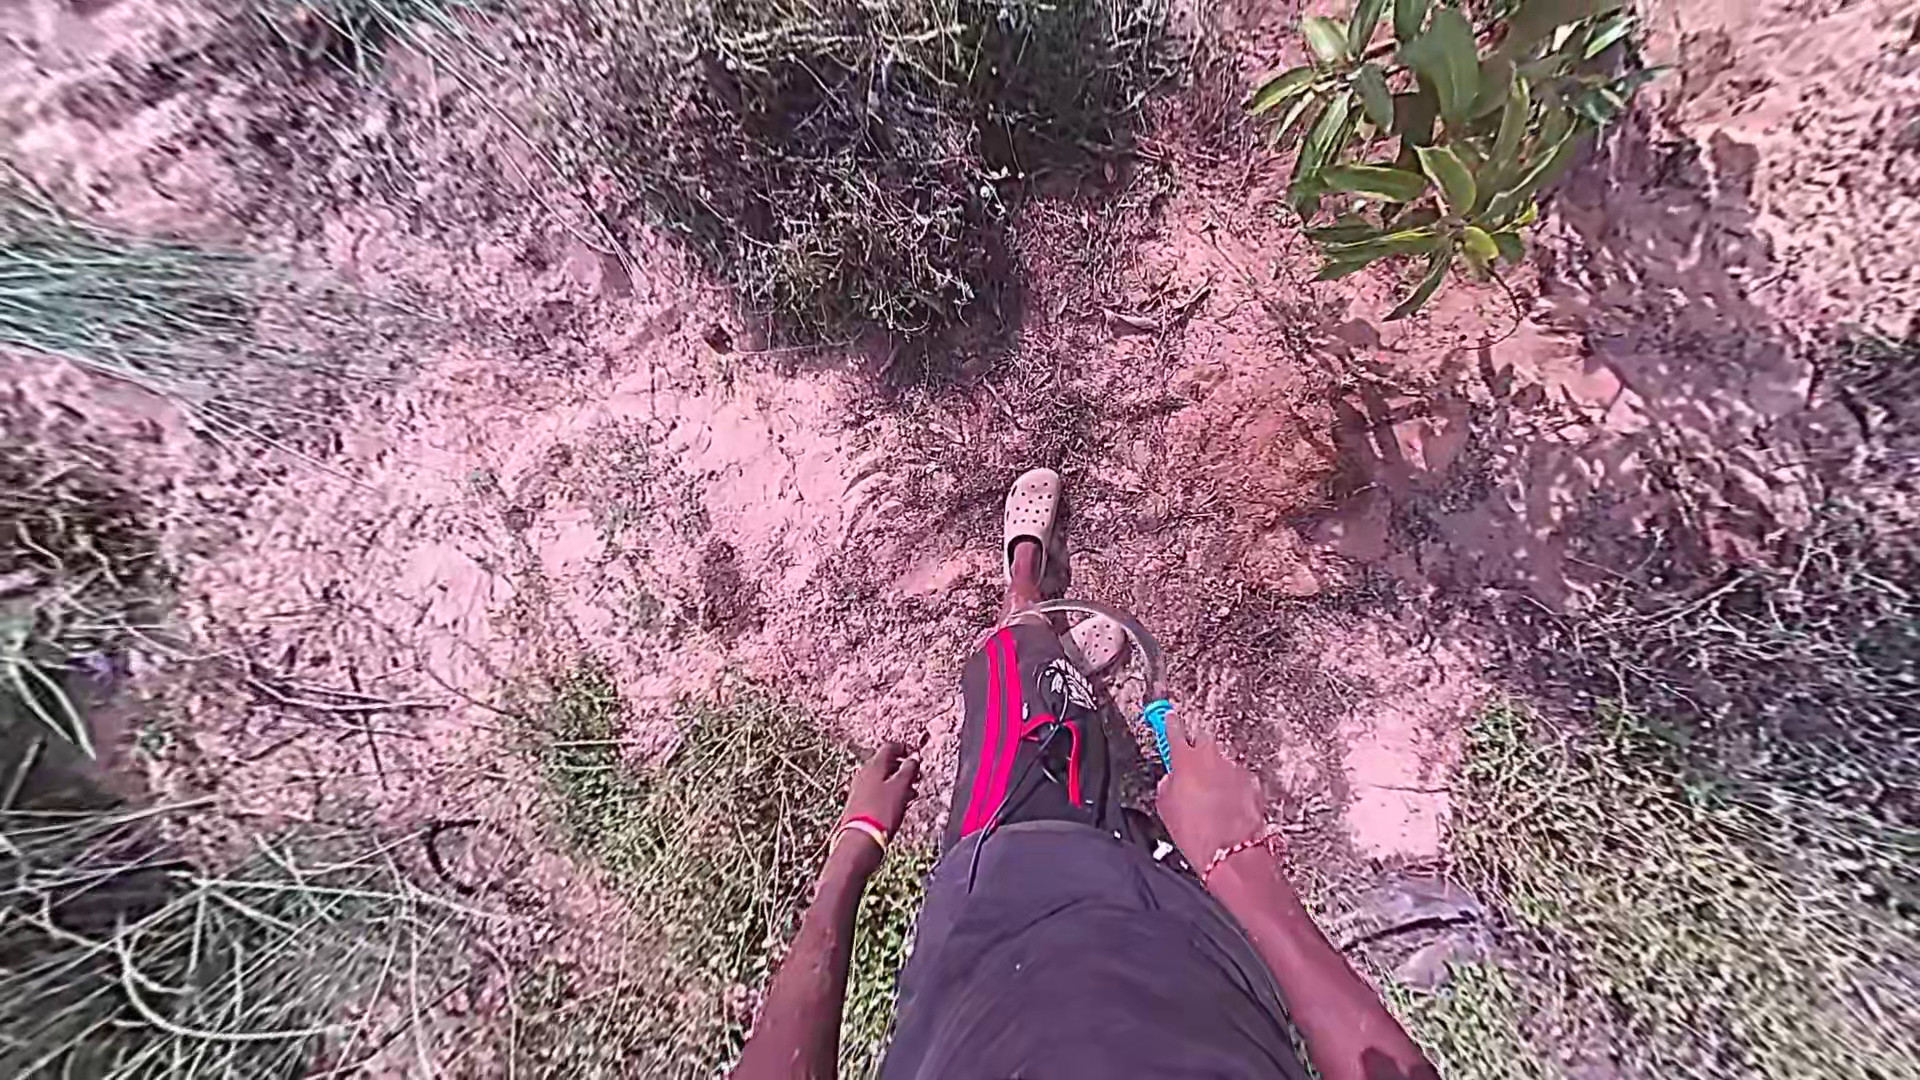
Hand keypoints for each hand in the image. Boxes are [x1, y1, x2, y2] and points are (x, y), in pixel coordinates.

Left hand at [840, 741, 919, 842]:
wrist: (860, 840)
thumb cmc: (881, 811)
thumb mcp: (900, 787)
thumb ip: (909, 769)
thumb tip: (914, 757)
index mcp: (874, 765)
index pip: (890, 747)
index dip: (905, 749)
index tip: (917, 756)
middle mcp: (864, 773)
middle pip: (886, 763)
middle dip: (903, 768)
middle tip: (917, 777)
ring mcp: (860, 788)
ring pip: (883, 778)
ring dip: (898, 782)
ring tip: (912, 793)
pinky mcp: (859, 803)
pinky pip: (878, 792)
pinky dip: (890, 793)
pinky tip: (899, 804)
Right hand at [1156, 717, 1269, 875]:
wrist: (1232, 855)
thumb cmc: (1197, 833)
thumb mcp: (1165, 805)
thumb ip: (1167, 782)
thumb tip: (1172, 778)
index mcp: (1185, 758)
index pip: (1173, 728)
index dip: (1169, 721)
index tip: (1167, 716)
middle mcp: (1211, 756)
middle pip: (1202, 739)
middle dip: (1196, 748)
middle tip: (1191, 767)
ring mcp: (1234, 768)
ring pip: (1221, 761)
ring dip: (1216, 772)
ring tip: (1212, 798)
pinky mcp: (1252, 783)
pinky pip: (1238, 778)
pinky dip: (1233, 787)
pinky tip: (1228, 806)